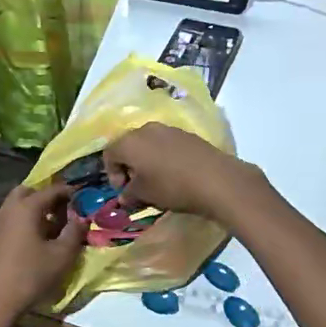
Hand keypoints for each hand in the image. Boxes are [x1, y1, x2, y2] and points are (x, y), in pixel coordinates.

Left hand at [0, 184, 86, 325]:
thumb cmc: (31, 276)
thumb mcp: (62, 256)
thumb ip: (74, 232)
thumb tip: (82, 218)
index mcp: (26, 208)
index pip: (51, 190)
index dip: (68, 192)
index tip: (82, 197)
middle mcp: (8, 210)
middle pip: (27, 192)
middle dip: (45, 196)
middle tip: (62, 210)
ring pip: (15, 206)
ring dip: (33, 210)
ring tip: (51, 227)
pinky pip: (9, 221)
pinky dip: (22, 222)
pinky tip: (33, 242)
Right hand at [103, 123, 265, 218]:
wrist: (216, 179)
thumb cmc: (172, 186)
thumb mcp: (145, 194)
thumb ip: (129, 194)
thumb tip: (124, 197)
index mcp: (129, 142)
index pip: (109, 154)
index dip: (112, 173)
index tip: (123, 190)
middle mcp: (146, 129)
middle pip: (128, 145)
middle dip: (129, 165)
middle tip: (137, 185)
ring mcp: (168, 129)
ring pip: (148, 143)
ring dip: (146, 160)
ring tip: (157, 179)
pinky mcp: (186, 134)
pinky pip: (166, 143)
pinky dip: (163, 156)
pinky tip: (174, 173)